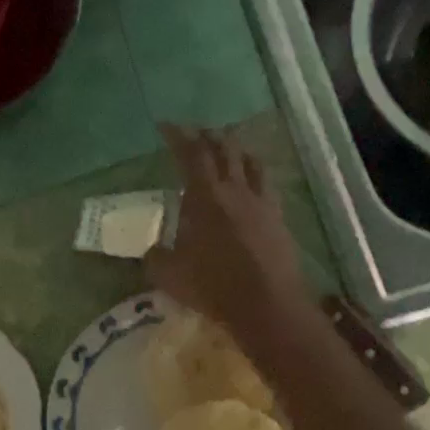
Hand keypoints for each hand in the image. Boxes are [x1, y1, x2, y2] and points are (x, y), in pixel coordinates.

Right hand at [147, 124, 309, 333]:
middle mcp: (236, 190)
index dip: (178, 136)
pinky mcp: (277, 218)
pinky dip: (254, 174)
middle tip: (195, 133)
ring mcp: (261, 202)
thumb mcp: (168, 275)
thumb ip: (155, 257)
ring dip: (236, 150)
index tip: (165, 126)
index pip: (192, 154)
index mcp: (206, 197)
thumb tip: (151, 250)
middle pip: (224, 149)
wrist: (266, 304)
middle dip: (207, 136)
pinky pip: (266, 184)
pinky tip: (251, 183)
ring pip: (251, 161)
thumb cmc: (212, 286)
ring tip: (227, 149)